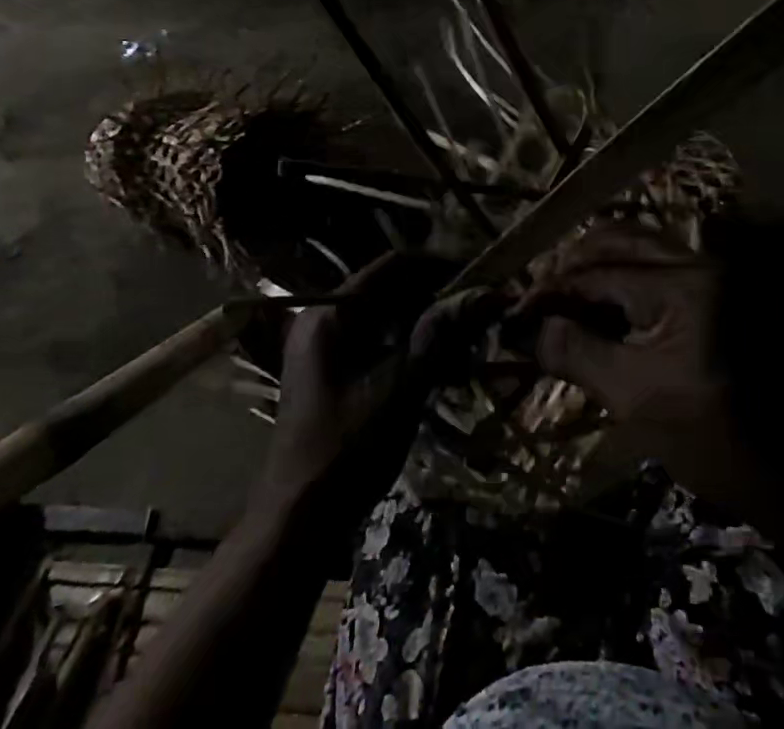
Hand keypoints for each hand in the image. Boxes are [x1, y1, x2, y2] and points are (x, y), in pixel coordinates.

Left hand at [258, 254, 499, 529]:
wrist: (299, 517)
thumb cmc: (347, 449)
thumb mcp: (401, 388)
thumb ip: (440, 335)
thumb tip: (484, 293)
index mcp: (331, 313)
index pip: (394, 265)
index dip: (442, 266)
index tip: (482, 277)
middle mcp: (325, 319)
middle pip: (391, 289)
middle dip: (439, 298)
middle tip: (482, 314)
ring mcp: (327, 346)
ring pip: (389, 317)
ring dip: (430, 325)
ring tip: (469, 342)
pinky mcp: (335, 371)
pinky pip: (380, 342)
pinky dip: (413, 348)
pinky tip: (444, 367)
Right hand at [522, 225, 723, 426]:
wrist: (775, 460)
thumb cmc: (705, 431)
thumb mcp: (633, 394)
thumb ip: (577, 353)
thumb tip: (531, 327)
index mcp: (681, 287)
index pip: (598, 274)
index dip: (551, 290)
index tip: (518, 312)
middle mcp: (697, 265)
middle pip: (620, 239)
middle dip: (573, 263)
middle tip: (541, 293)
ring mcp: (706, 275)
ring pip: (638, 246)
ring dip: (595, 263)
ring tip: (564, 293)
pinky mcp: (707, 291)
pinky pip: (653, 265)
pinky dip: (619, 274)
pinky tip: (598, 301)